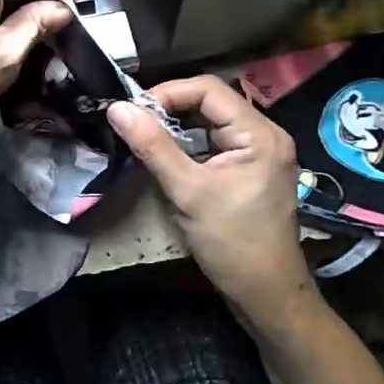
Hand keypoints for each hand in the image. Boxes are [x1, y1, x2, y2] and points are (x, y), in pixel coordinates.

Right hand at [107, 75, 313, 317]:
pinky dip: (187, 145)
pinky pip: (213, 143)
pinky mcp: (248, 169)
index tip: (132, 112)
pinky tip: (163, 155)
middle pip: (210, 102)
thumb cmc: (232, 242)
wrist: (266, 293)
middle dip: (168, 109)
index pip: (208, 90)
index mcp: (259, 134)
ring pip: (209, 123)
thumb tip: (117, 108)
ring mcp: (258, 153)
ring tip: (141, 137)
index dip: (167, 93)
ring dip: (175, 127)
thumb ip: (153, 147)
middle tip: (132, 124)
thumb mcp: (188, 192)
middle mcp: (264, 135)